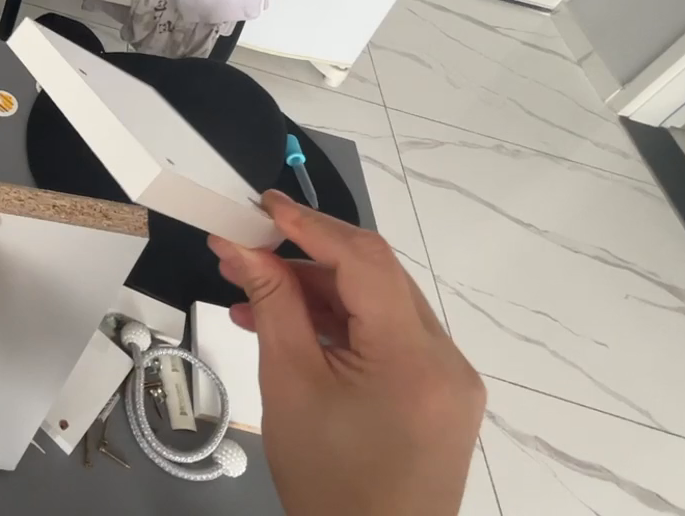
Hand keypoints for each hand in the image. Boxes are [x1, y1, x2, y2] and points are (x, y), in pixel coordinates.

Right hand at [210, 191, 482, 515]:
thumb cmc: (326, 478)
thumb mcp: (287, 382)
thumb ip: (270, 301)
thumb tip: (240, 245)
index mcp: (416, 358)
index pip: (365, 261)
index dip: (310, 224)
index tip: (259, 205)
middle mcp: (445, 358)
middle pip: (371, 276)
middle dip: (303, 253)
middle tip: (243, 244)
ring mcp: (445, 376)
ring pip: (372, 302)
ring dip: (311, 288)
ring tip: (246, 286)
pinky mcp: (434, 391)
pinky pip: (379, 334)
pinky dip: (331, 321)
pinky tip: (280, 324)